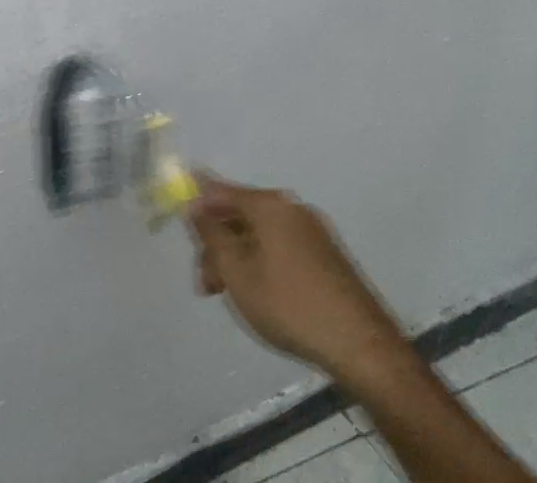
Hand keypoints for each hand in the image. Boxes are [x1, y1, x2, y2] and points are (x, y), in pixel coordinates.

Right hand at [186, 173, 404, 381]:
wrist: (362, 346)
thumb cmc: (289, 305)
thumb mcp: (236, 271)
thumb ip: (210, 234)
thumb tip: (193, 204)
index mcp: (269, 206)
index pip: (218, 190)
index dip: (193, 202)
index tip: (174, 219)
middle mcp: (292, 209)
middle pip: (238, 215)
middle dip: (215, 244)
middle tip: (205, 284)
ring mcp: (313, 231)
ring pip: (258, 235)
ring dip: (235, 259)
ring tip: (227, 296)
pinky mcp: (325, 255)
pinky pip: (279, 247)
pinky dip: (259, 264)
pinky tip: (255, 293)